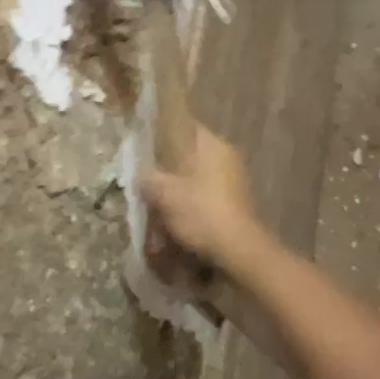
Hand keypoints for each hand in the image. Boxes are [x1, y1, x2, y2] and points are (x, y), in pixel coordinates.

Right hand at [144, 126, 264, 266]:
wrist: (238, 251)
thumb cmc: (202, 213)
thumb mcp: (166, 194)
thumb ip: (149, 179)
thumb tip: (140, 175)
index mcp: (215, 146)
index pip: (186, 127)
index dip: (163, 135)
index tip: (144, 149)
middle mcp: (228, 159)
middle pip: (190, 158)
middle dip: (169, 172)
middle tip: (146, 183)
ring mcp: (235, 183)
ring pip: (197, 182)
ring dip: (178, 194)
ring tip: (156, 208)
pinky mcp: (236, 206)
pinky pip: (206, 200)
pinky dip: (191, 209)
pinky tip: (174, 224)